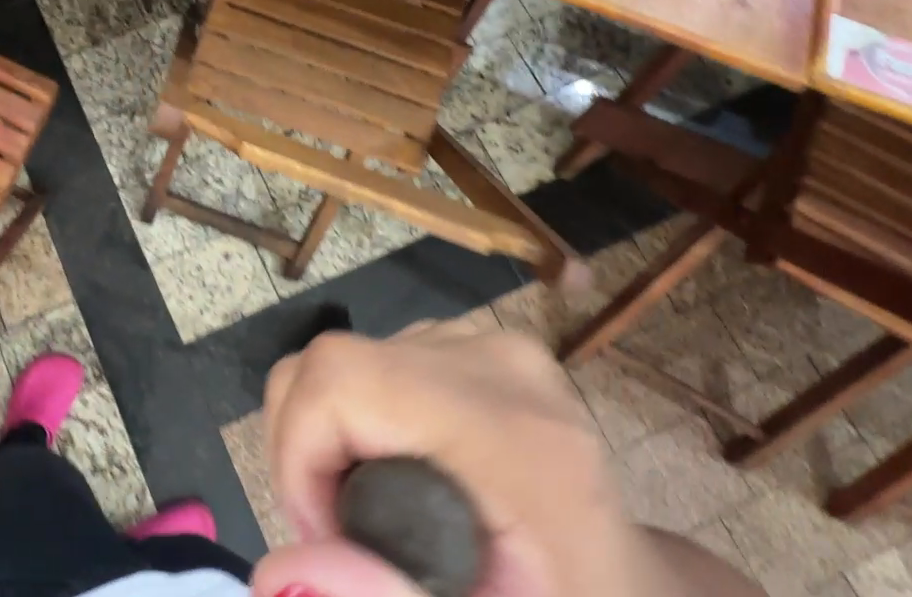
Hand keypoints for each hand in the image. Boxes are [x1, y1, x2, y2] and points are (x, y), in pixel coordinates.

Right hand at [254, 323, 656, 596]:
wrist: (633, 593)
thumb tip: (279, 574)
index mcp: (513, 438)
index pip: (340, 380)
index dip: (298, 452)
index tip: (323, 538)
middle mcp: (499, 365)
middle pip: (328, 363)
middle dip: (303, 452)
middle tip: (338, 536)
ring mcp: (488, 343)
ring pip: (337, 359)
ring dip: (322, 437)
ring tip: (367, 510)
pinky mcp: (474, 340)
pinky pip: (366, 360)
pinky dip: (349, 418)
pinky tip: (389, 472)